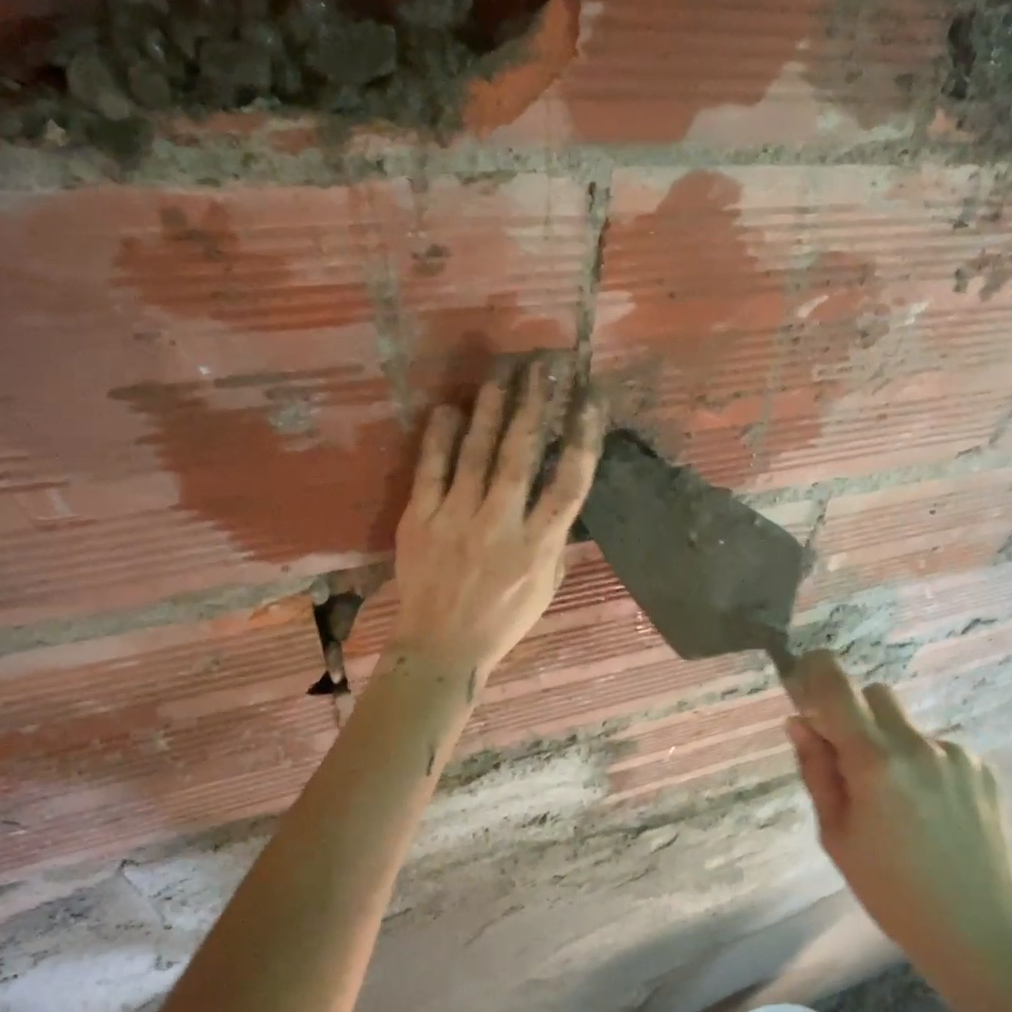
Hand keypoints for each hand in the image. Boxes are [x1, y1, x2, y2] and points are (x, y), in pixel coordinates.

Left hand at [388, 358, 602, 679]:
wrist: (441, 647)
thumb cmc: (502, 619)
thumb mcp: (546, 587)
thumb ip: (558, 542)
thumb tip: (571, 500)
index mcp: (539, 545)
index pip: (570, 482)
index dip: (583, 436)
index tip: (590, 398)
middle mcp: (502, 524)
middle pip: (522, 454)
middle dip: (534, 405)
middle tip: (541, 365)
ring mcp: (457, 518)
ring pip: (478, 453)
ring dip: (491, 409)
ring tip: (501, 372)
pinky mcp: (421, 519)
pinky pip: (430, 469)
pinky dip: (439, 437)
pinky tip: (448, 408)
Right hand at [785, 652, 1011, 967]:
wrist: (981, 931)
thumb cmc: (892, 891)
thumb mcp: (836, 836)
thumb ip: (816, 771)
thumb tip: (798, 722)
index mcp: (874, 762)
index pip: (837, 685)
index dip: (815, 670)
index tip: (805, 680)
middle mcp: (917, 745)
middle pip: (875, 694)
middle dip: (855, 713)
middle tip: (850, 758)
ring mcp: (956, 754)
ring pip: (907, 726)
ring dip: (892, 745)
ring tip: (899, 803)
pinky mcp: (982, 767)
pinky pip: (938, 750)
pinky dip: (924, 767)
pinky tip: (931, 813)